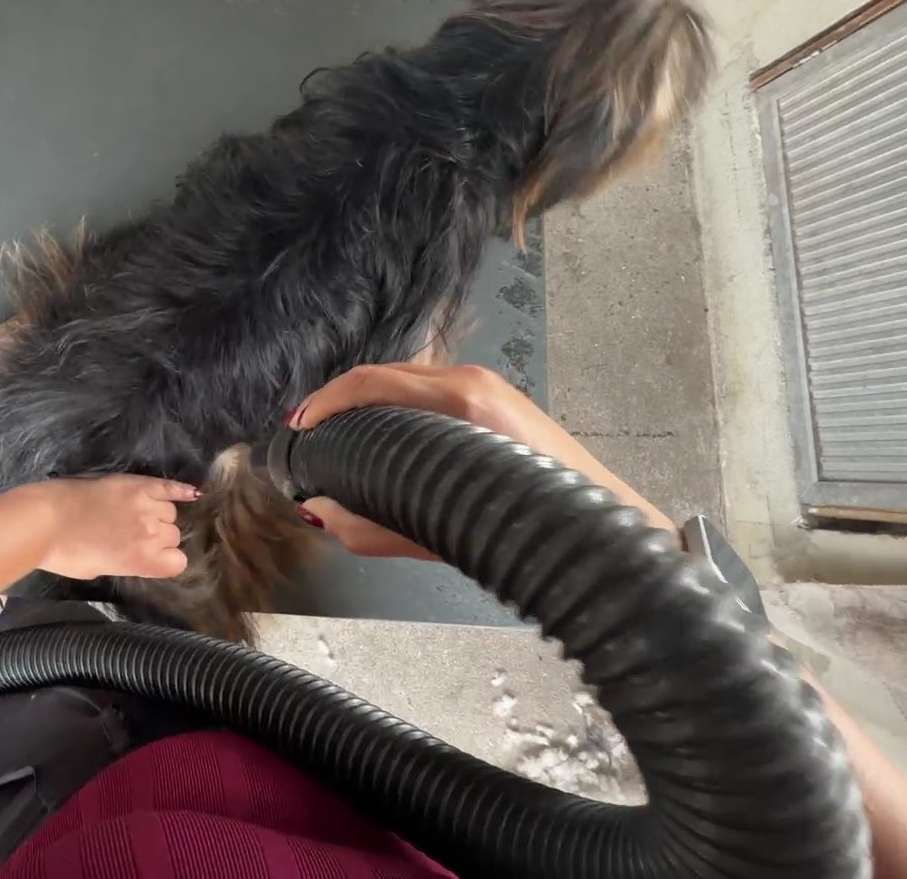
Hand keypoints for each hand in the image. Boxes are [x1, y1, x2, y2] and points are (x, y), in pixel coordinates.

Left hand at [7, 475, 197, 579]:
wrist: (46, 520)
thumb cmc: (65, 553)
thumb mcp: (99, 569)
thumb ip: (125, 562)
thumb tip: (132, 551)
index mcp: (142, 561)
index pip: (177, 562)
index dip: (166, 559)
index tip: (153, 556)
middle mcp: (150, 533)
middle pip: (173, 534)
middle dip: (159, 536)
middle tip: (135, 534)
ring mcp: (144, 505)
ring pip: (170, 510)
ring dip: (159, 514)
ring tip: (139, 514)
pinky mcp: (135, 484)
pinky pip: (168, 486)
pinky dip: (181, 489)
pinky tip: (192, 492)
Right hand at [290, 363, 676, 557]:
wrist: (605, 532)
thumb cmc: (537, 530)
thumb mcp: (442, 536)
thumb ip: (371, 528)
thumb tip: (320, 513)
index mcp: (462, 403)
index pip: (372, 381)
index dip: (326, 401)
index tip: (301, 424)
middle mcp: (473, 381)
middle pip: (383, 370)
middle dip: (338, 395)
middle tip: (309, 425)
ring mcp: (487, 382)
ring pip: (404, 373)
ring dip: (364, 394)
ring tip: (337, 422)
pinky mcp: (495, 393)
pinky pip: (426, 384)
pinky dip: (392, 398)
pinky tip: (381, 420)